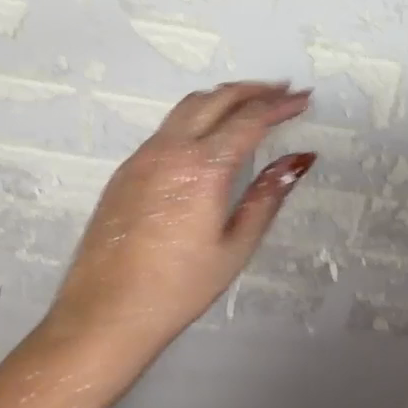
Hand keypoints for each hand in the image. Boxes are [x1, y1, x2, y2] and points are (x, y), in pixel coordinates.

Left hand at [45, 81, 316, 348]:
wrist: (102, 317)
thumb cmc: (177, 289)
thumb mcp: (235, 247)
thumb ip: (267, 196)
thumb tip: (300, 159)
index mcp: (203, 166)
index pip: (250, 118)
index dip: (281, 105)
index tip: (304, 99)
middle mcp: (171, 149)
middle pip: (218, 98)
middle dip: (254, 90)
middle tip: (283, 92)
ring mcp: (143, 156)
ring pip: (189, 105)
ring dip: (224, 97)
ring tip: (251, 103)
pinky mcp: (126, 170)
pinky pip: (169, 125)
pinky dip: (198, 115)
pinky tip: (210, 134)